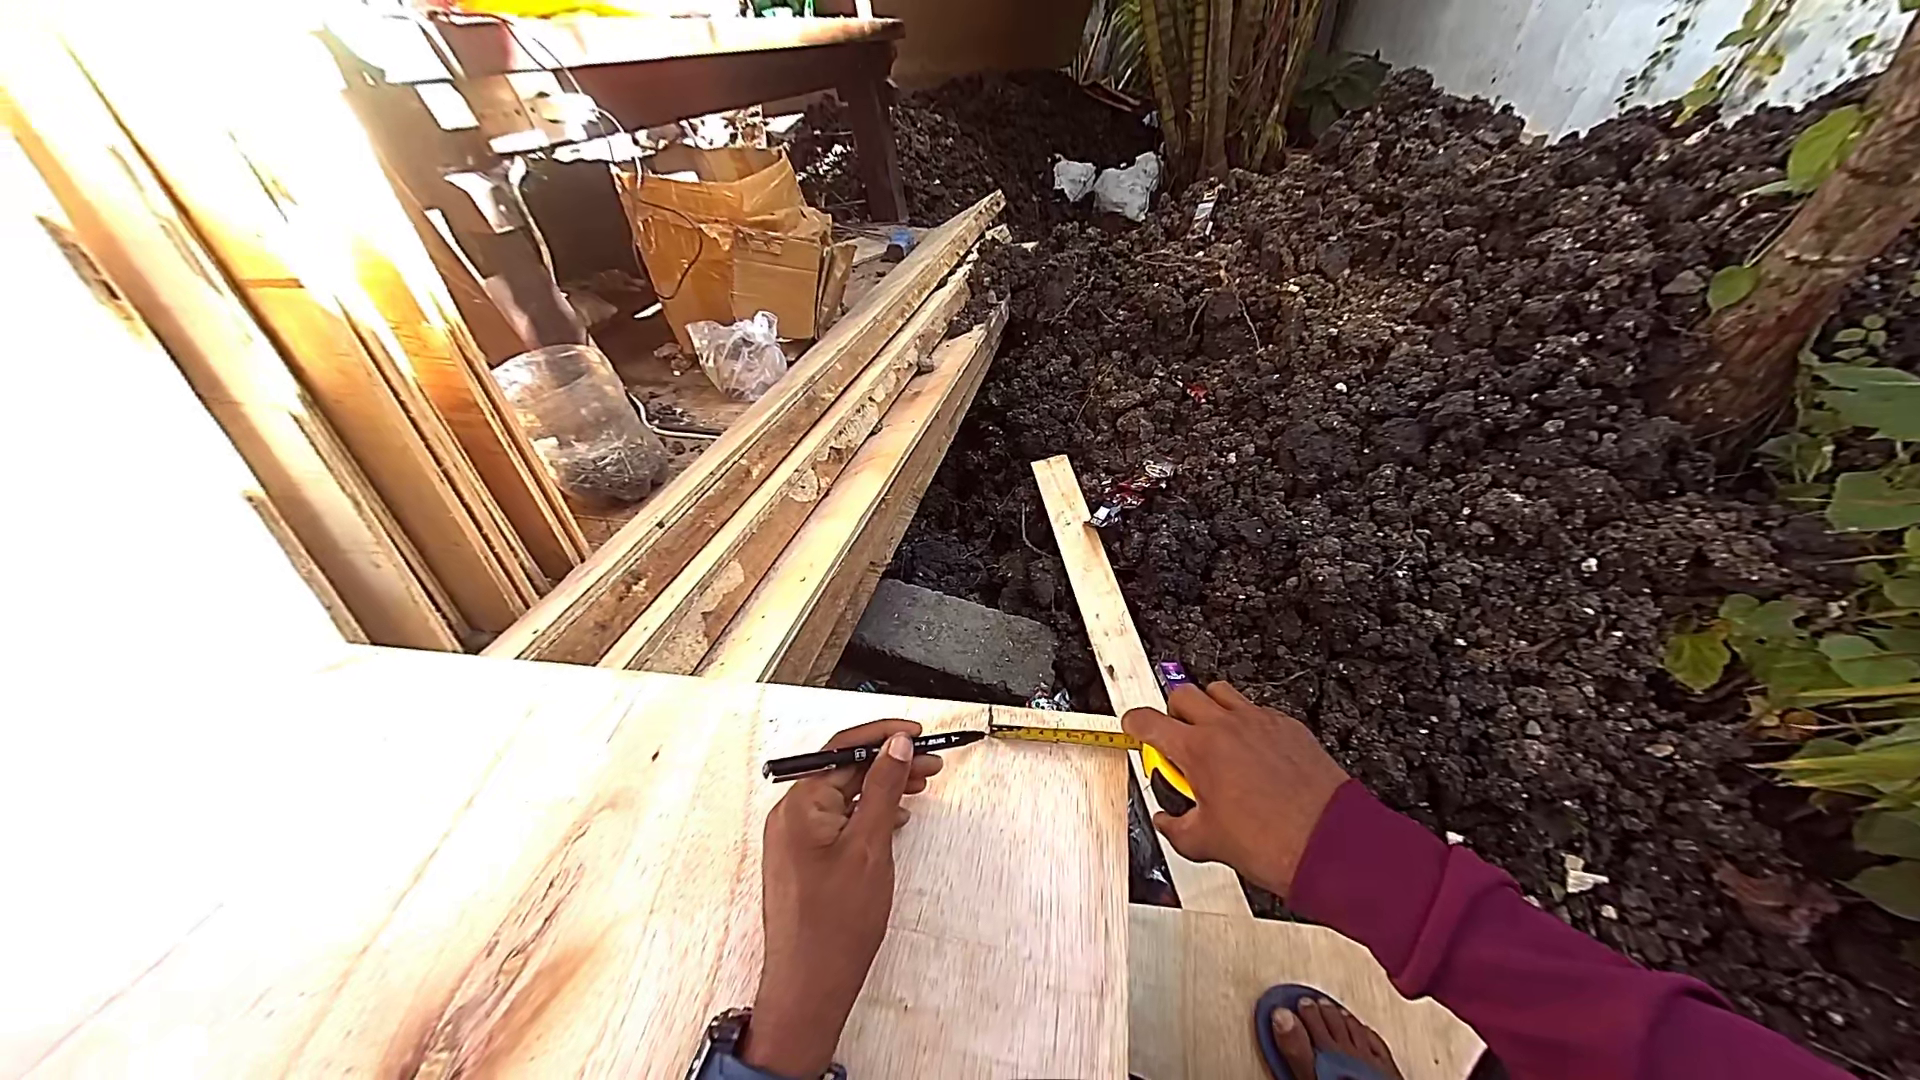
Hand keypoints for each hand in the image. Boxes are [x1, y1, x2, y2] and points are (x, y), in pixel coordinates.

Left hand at [741, 720, 946, 1078]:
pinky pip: (840, 816)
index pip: (844, 748)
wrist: (809, 992)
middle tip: (927, 761)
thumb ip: (883, 786)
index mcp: (800, 804)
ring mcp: (797, 836)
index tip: (914, 733)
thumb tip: (896, 746)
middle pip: (846, 768)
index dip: (883, 735)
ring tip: (918, 783)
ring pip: (846, 792)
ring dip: (882, 785)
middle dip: (889, 761)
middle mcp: (792, 814)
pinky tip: (894, 814)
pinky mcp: (806, 855)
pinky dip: (869, 810)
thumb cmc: (833, 930)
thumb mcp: (870, 845)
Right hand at [1123, 681, 1349, 897]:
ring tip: (1213, 738)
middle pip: (1181, 694)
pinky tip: (1251, 750)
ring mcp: (1258, 722)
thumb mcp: (1207, 843)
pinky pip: (1256, 709)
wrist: (1334, 846)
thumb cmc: (1276, 844)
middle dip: (1172, 714)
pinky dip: (1245, 721)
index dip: (1134, 723)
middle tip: (1178, 741)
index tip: (1135, 728)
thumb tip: (1168, 822)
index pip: (1148, 721)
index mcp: (1198, 750)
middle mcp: (1226, 727)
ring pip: (1219, 691)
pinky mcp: (1287, 727)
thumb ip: (1176, 827)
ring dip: (1208, 708)